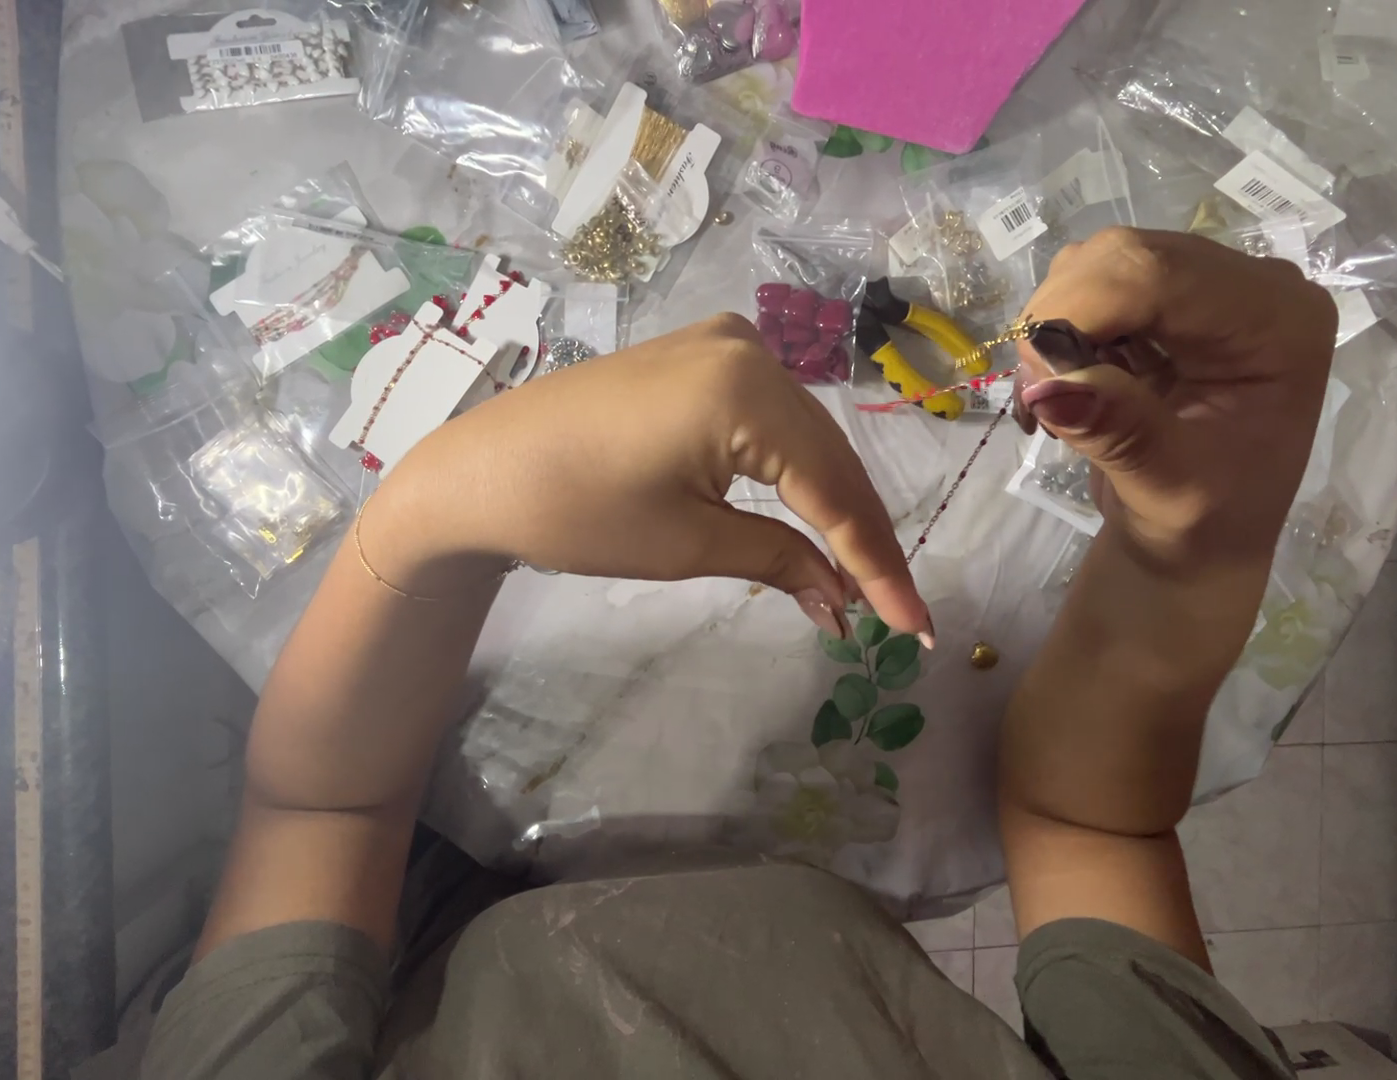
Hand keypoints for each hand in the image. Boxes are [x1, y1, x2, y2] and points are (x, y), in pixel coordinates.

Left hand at [366, 315, 932, 639]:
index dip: (879, 565)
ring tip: (862, 577)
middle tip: (896, 609)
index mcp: (748, 390)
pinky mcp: (701, 357)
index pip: (835, 491)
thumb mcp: (688, 544)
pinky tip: (813, 515)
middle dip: (862, 538)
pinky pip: (770, 421)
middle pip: (830, 459)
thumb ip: (781, 561)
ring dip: (832, 507)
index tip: (916, 624)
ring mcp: (723, 344)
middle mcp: (749, 349)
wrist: (481, 472)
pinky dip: (792, 473)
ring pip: (805, 439)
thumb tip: (844, 602)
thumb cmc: (576, 512)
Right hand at [1012, 227, 1335, 572]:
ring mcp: (1201, 291)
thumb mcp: (1169, 488)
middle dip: (1058, 320)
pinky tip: (1067, 380)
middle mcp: (1246, 287)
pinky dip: (1055, 331)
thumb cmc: (1202, 520)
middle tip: (1039, 397)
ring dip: (1052, 327)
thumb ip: (1119, 433)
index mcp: (1275, 323)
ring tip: (1058, 394)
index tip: (1037, 386)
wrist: (1198, 536)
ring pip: (1094, 265)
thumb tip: (1050, 388)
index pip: (1160, 274)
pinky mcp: (1161, 303)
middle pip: (1121, 256)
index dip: (1078, 313)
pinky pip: (1086, 287)